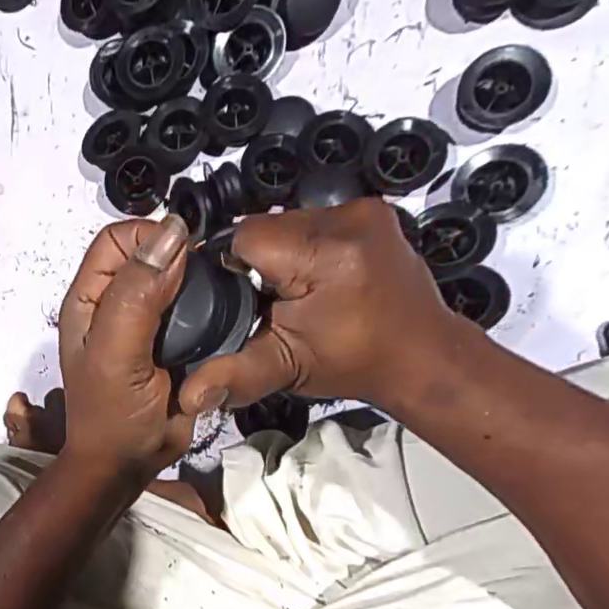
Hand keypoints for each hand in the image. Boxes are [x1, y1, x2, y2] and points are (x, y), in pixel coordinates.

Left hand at [52, 214, 215, 482]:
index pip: (119, 239)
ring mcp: (146, 322)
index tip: (186, 258)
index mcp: (90, 299)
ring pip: (177, 280)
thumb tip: (171, 234)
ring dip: (199, 286)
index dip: (152, 238)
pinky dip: (208, 310)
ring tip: (214, 303)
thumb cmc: (112, 415)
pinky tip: (218, 320)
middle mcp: (116, 304)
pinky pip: (195, 310)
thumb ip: (137, 295)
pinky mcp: (173, 341)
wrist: (129, 463)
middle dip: (180, 259)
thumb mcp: (116, 352)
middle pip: (150, 254)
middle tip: (205, 284)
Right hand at [180, 198, 465, 410]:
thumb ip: (234, 374)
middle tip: (268, 302)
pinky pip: (314, 220)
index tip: (239, 297)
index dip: (230, 266)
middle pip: (266, 225)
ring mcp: (363, 211)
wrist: (419, 355)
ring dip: (279, 252)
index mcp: (324, 255)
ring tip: (291, 290)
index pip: (245, 237)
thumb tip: (189, 397)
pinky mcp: (371, 212)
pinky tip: (312, 276)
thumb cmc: (357, 362)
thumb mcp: (285, 369)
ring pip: (288, 221)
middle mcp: (347, 220)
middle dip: (257, 262)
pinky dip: (304, 246)